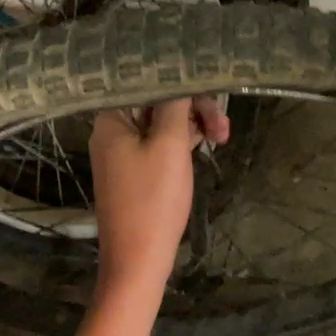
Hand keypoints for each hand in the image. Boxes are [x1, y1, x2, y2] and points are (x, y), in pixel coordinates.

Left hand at [88, 96, 230, 289]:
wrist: (139, 263)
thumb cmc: (153, 199)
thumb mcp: (169, 143)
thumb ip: (176, 103)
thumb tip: (179, 72)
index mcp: (112, 118)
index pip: (148, 81)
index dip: (180, 80)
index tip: (208, 85)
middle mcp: (114, 129)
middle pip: (158, 100)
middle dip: (194, 106)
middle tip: (223, 124)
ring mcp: (125, 151)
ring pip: (164, 121)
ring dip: (194, 123)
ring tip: (223, 137)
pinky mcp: (138, 169)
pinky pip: (162, 141)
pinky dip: (185, 140)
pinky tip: (208, 143)